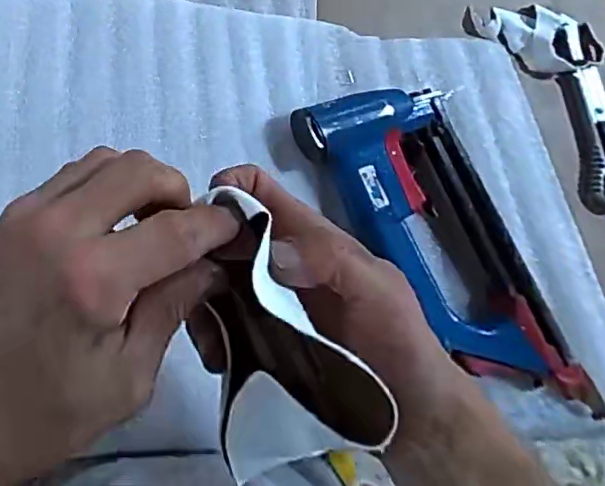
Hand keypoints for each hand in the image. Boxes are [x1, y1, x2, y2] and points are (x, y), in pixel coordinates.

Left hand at [0, 148, 241, 485]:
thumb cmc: (43, 414)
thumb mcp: (126, 380)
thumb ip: (172, 308)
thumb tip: (210, 262)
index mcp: (92, 280)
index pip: (175, 228)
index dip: (213, 224)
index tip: (233, 227)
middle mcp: (61, 229)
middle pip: (141, 169)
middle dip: (177, 191)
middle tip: (185, 228)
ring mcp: (31, 212)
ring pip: (108, 159)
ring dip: (141, 181)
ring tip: (148, 224)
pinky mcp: (15, 211)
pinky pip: (77, 172)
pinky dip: (106, 183)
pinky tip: (109, 223)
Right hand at [197, 165, 549, 485]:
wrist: (413, 418)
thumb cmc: (400, 342)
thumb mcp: (378, 290)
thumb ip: (332, 260)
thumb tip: (273, 252)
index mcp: (308, 237)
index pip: (261, 190)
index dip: (230, 187)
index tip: (203, 217)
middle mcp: (280, 262)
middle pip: (227, 235)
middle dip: (203, 249)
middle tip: (191, 285)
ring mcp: (268, 303)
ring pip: (217, 280)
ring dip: (201, 296)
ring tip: (207, 334)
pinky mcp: (261, 342)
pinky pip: (223, 324)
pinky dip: (210, 332)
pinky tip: (216, 357)